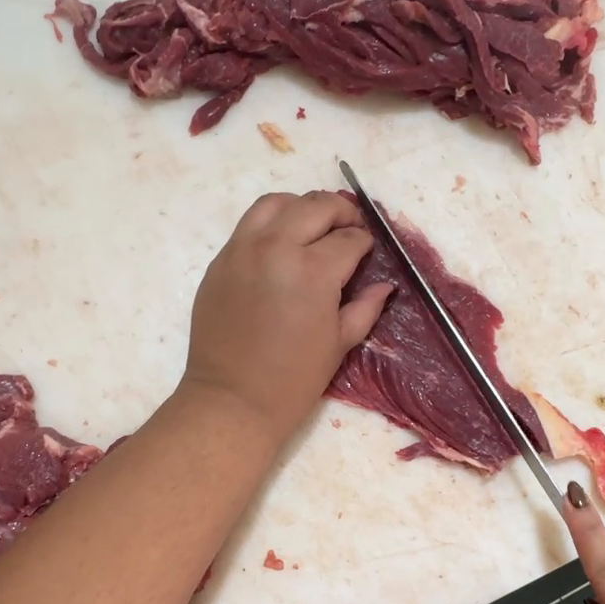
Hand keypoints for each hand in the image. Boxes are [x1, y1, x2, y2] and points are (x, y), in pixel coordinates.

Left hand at [181, 192, 391, 441]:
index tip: (368, 251)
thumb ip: (365, 307)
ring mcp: (242, 250)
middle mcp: (276, 248)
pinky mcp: (220, 261)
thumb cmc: (293, 380)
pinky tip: (281, 247)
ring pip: (276, 203)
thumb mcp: (339, 344)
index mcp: (313, 270)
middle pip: (315, 206)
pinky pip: (248, 226)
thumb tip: (384, 285)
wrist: (233, 400)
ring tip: (313, 227)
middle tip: (350, 229)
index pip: (349, 238)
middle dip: (340, 212)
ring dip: (301, 208)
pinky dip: (270, 226)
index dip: (365, 243)